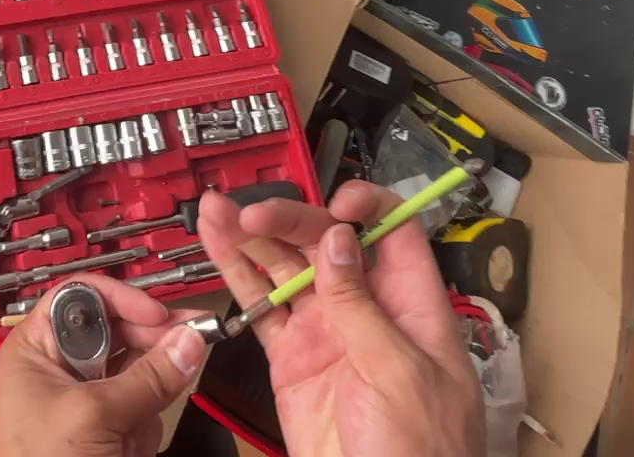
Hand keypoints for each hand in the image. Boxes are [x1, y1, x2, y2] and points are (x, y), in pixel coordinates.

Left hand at [0, 274, 211, 456]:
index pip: (81, 297)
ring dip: (145, 401)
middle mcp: (59, 365)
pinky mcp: (103, 431)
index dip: (121, 299)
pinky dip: (143, 431)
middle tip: (194, 340)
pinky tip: (131, 450)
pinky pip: (139, 411)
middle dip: (148, 349)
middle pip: (117, 332)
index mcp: (37, 345)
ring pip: (135, 374)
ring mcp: (83, 400)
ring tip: (130, 436)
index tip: (159, 316)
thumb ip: (147, 379)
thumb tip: (189, 340)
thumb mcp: (93, 416)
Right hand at [197, 180, 483, 456]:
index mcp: (408, 306)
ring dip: (248, 235)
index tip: (335, 202)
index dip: (365, 207)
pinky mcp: (288, 353)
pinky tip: (214, 241)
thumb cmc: (420, 456)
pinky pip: (259, 304)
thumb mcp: (401, 376)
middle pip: (323, 242)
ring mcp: (322, 328)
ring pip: (282, 266)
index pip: (391, 234)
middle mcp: (363, 307)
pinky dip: (234, 272)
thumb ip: (362, 305)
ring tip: (215, 209)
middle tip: (250, 214)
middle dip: (286, 219)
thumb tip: (338, 238)